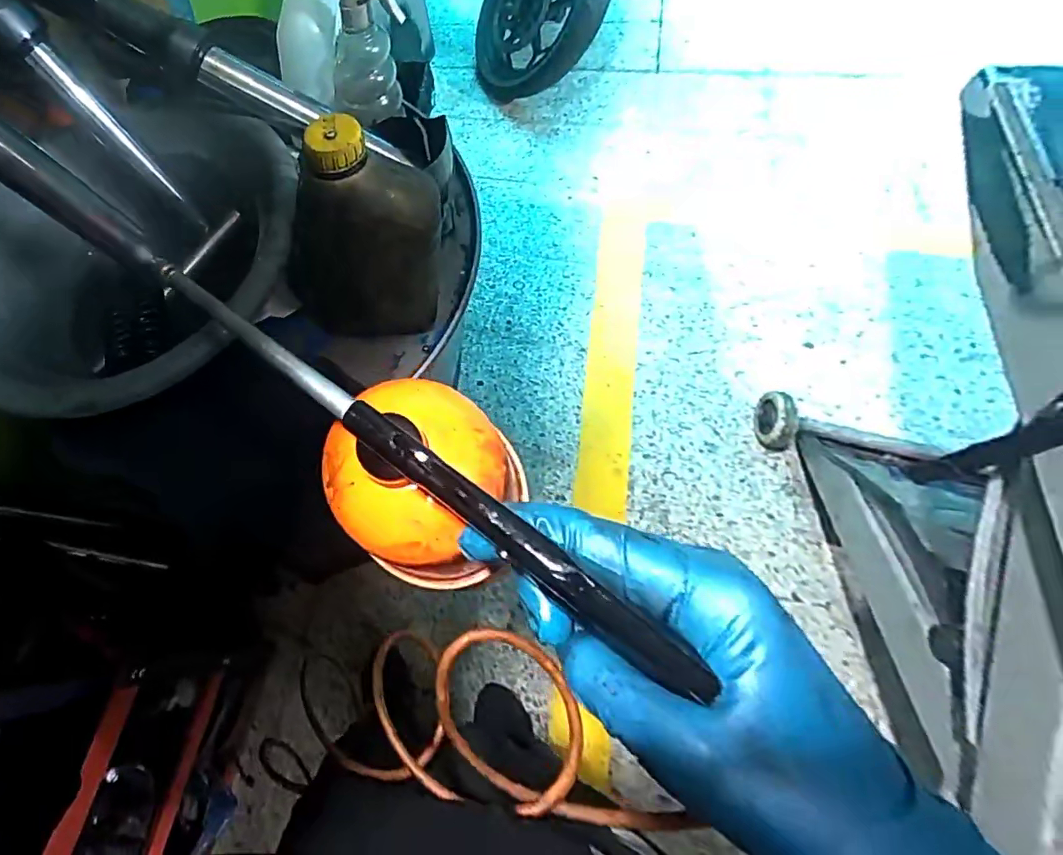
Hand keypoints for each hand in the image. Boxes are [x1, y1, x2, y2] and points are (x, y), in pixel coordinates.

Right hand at [460, 506, 994, 854]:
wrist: (880, 846)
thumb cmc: (797, 793)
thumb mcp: (684, 741)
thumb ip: (601, 672)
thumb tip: (555, 626)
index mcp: (705, 588)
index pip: (592, 537)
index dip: (525, 532)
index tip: (475, 540)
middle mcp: (699, 581)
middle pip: (592, 557)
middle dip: (553, 589)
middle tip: (548, 635)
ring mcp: (699, 605)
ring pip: (601, 589)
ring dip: (575, 620)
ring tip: (585, 665)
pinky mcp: (694, 631)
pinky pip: (622, 615)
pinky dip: (595, 634)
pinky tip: (601, 666)